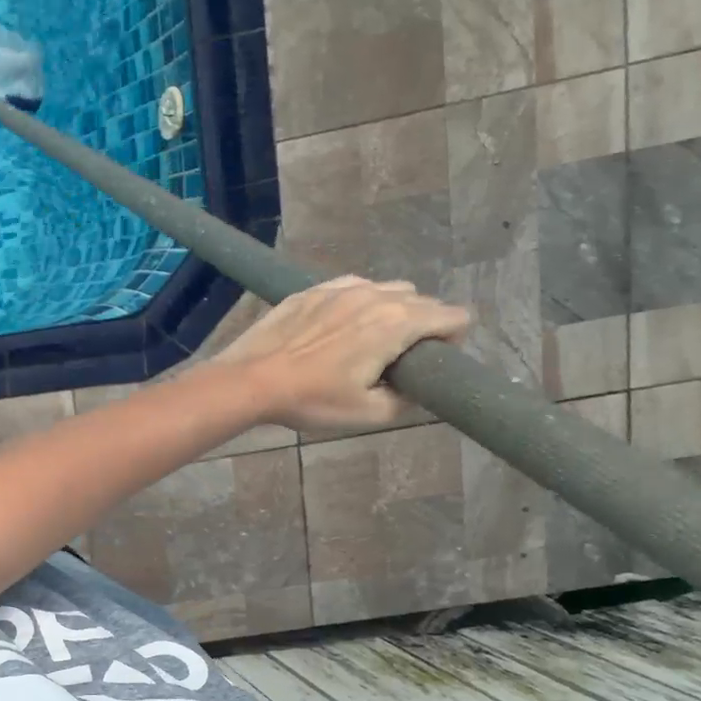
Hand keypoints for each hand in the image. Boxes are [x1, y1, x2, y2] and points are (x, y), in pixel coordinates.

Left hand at [211, 276, 471, 431]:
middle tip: (396, 357)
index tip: (430, 362)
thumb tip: (416, 389)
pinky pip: (348, 287)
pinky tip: (337, 325)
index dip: (452, 339)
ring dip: (389, 310)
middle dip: (421, 325)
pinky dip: (355, 302)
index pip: (454, 316)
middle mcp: (373, 295)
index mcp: (397, 321)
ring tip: (367, 339)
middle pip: (421, 301)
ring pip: (385, 289)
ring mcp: (336, 289)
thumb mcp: (370, 413)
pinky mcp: (306, 292)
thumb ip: (408, 399)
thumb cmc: (309, 399)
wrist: (246, 382)